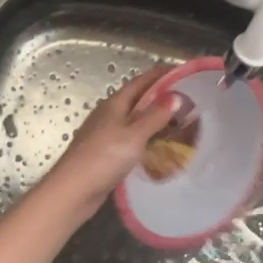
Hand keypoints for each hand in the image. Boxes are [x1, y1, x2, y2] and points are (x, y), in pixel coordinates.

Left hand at [42, 65, 179, 208]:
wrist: (73, 190)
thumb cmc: (104, 157)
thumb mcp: (134, 134)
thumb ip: (154, 116)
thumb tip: (176, 95)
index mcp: (114, 103)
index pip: (140, 81)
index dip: (160, 75)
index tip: (182, 73)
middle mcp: (109, 114)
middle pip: (138, 99)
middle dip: (160, 98)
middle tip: (188, 101)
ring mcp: (106, 133)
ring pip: (135, 120)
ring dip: (155, 119)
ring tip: (179, 124)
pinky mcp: (106, 152)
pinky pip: (131, 138)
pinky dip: (147, 139)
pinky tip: (159, 148)